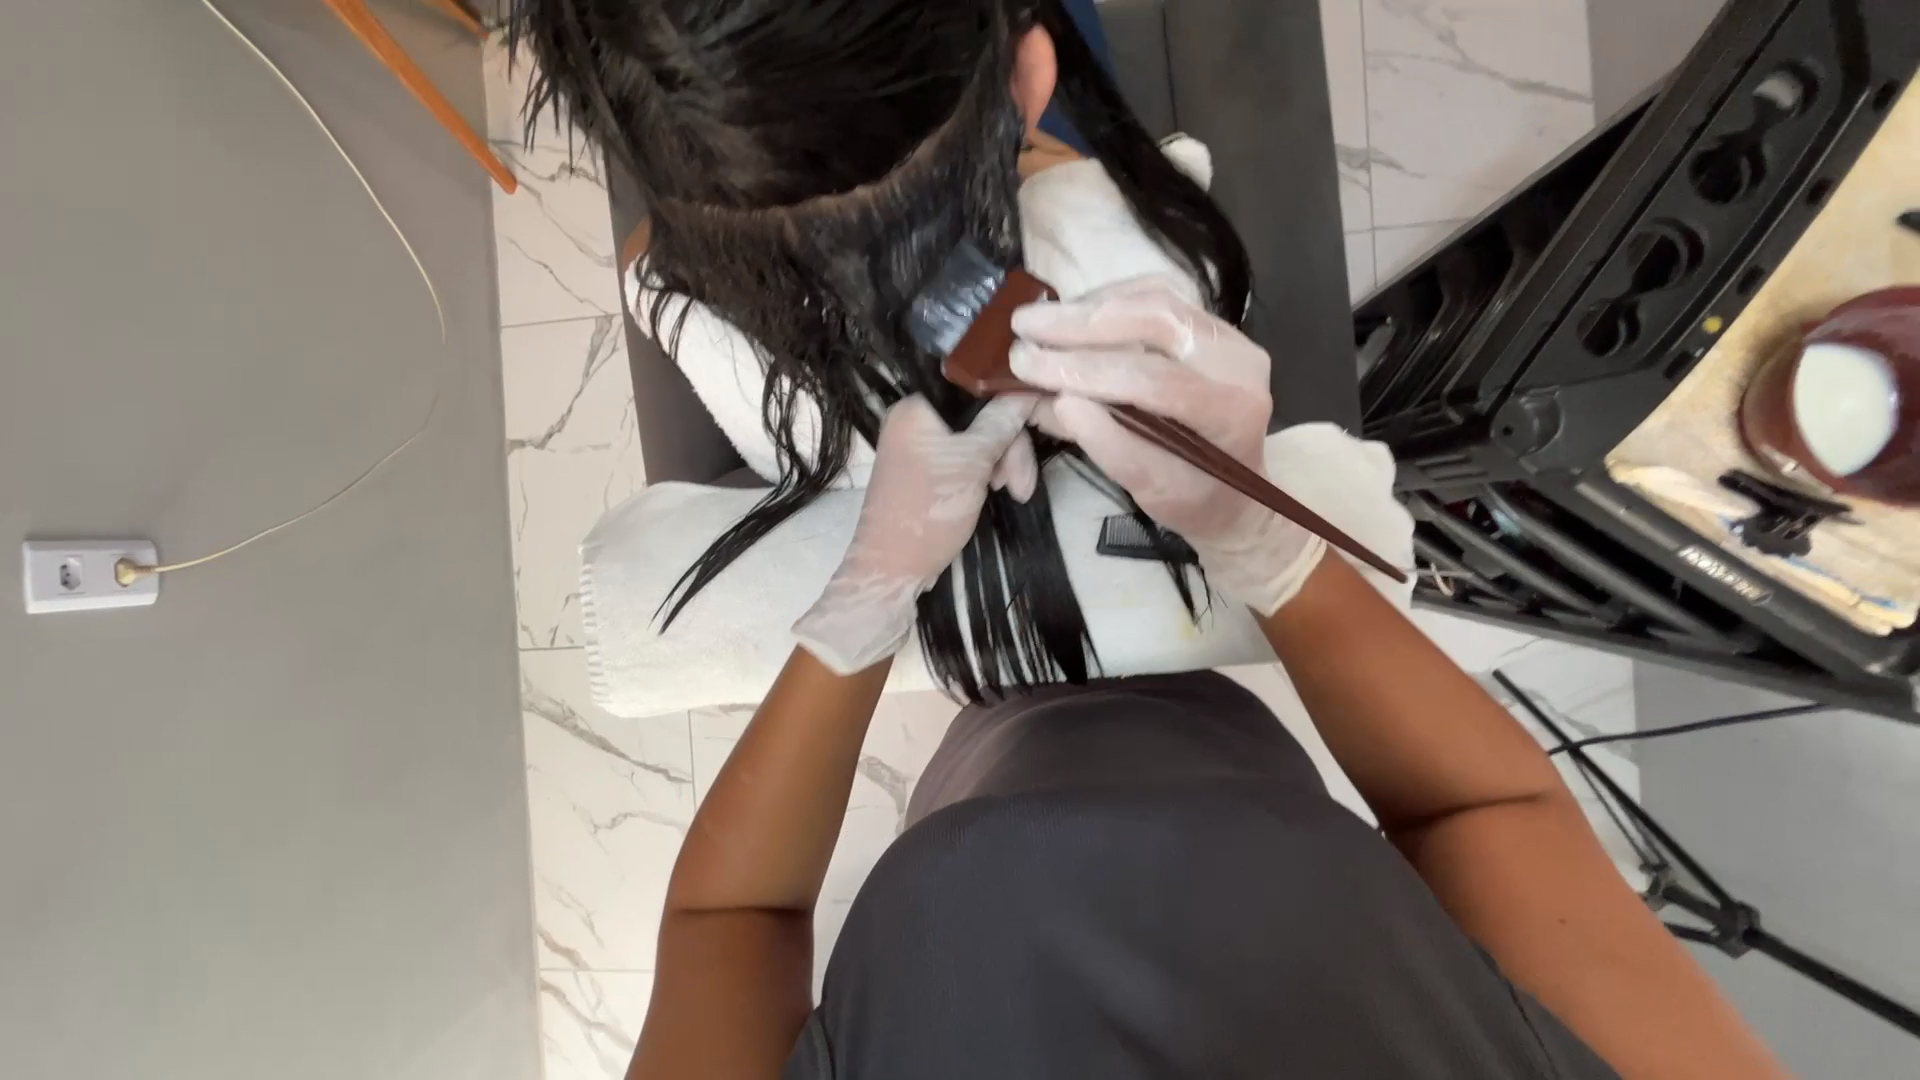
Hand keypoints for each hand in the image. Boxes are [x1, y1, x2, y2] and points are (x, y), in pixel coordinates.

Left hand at [792, 394, 1036, 672]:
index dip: (1009, 410)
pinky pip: (963, 459)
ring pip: (976, 441)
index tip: (1032, 435)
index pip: (976, 389)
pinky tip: (994, 491)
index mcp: (917, 405)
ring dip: (1000, 464)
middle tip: (1021, 485)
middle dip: (1007, 449)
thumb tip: (1027, 390)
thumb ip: (1002, 422)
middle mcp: (915, 419)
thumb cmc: (930, 508)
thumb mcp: (973, 462)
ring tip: (1011, 492)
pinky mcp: (926, 472)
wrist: (893, 568)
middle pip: (979, 418)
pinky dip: (983, 474)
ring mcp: (919, 447)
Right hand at [1009, 276, 1324, 615]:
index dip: (1086, 369)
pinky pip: (1156, 297)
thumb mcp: (1150, 490)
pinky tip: (1071, 317)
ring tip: (1040, 321)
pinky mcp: (1210, 325)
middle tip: (1024, 326)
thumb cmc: (1192, 499)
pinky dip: (1108, 302)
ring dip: (1091, 306)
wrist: (1235, 492)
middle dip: (1082, 321)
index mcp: (1232, 410)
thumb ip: (1109, 447)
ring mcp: (1229, 336)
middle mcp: (1239, 361)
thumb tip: (1057, 402)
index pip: (1154, 378)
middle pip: (1157, 318)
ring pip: (1155, 297)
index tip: (1026, 364)